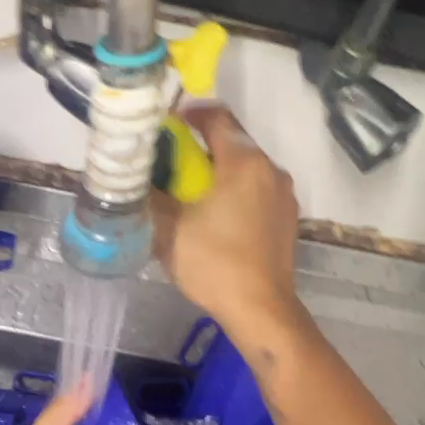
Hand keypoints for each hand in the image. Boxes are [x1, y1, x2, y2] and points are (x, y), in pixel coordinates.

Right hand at [151, 105, 305, 340]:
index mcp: (243, 162)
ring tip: (194, 196)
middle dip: (203, 149)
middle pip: (234, 144)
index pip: (218, 117)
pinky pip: (258, 194)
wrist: (261, 309)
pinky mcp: (287, 220)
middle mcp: (270, 169)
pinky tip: (219, 220)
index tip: (170, 125)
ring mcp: (283, 195)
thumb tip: (136, 183)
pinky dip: (237, 195)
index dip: (191, 114)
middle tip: (174, 167)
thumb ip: (152, 200)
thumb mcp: (170, 232)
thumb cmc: (214, 265)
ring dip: (221, 174)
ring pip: (247, 171)